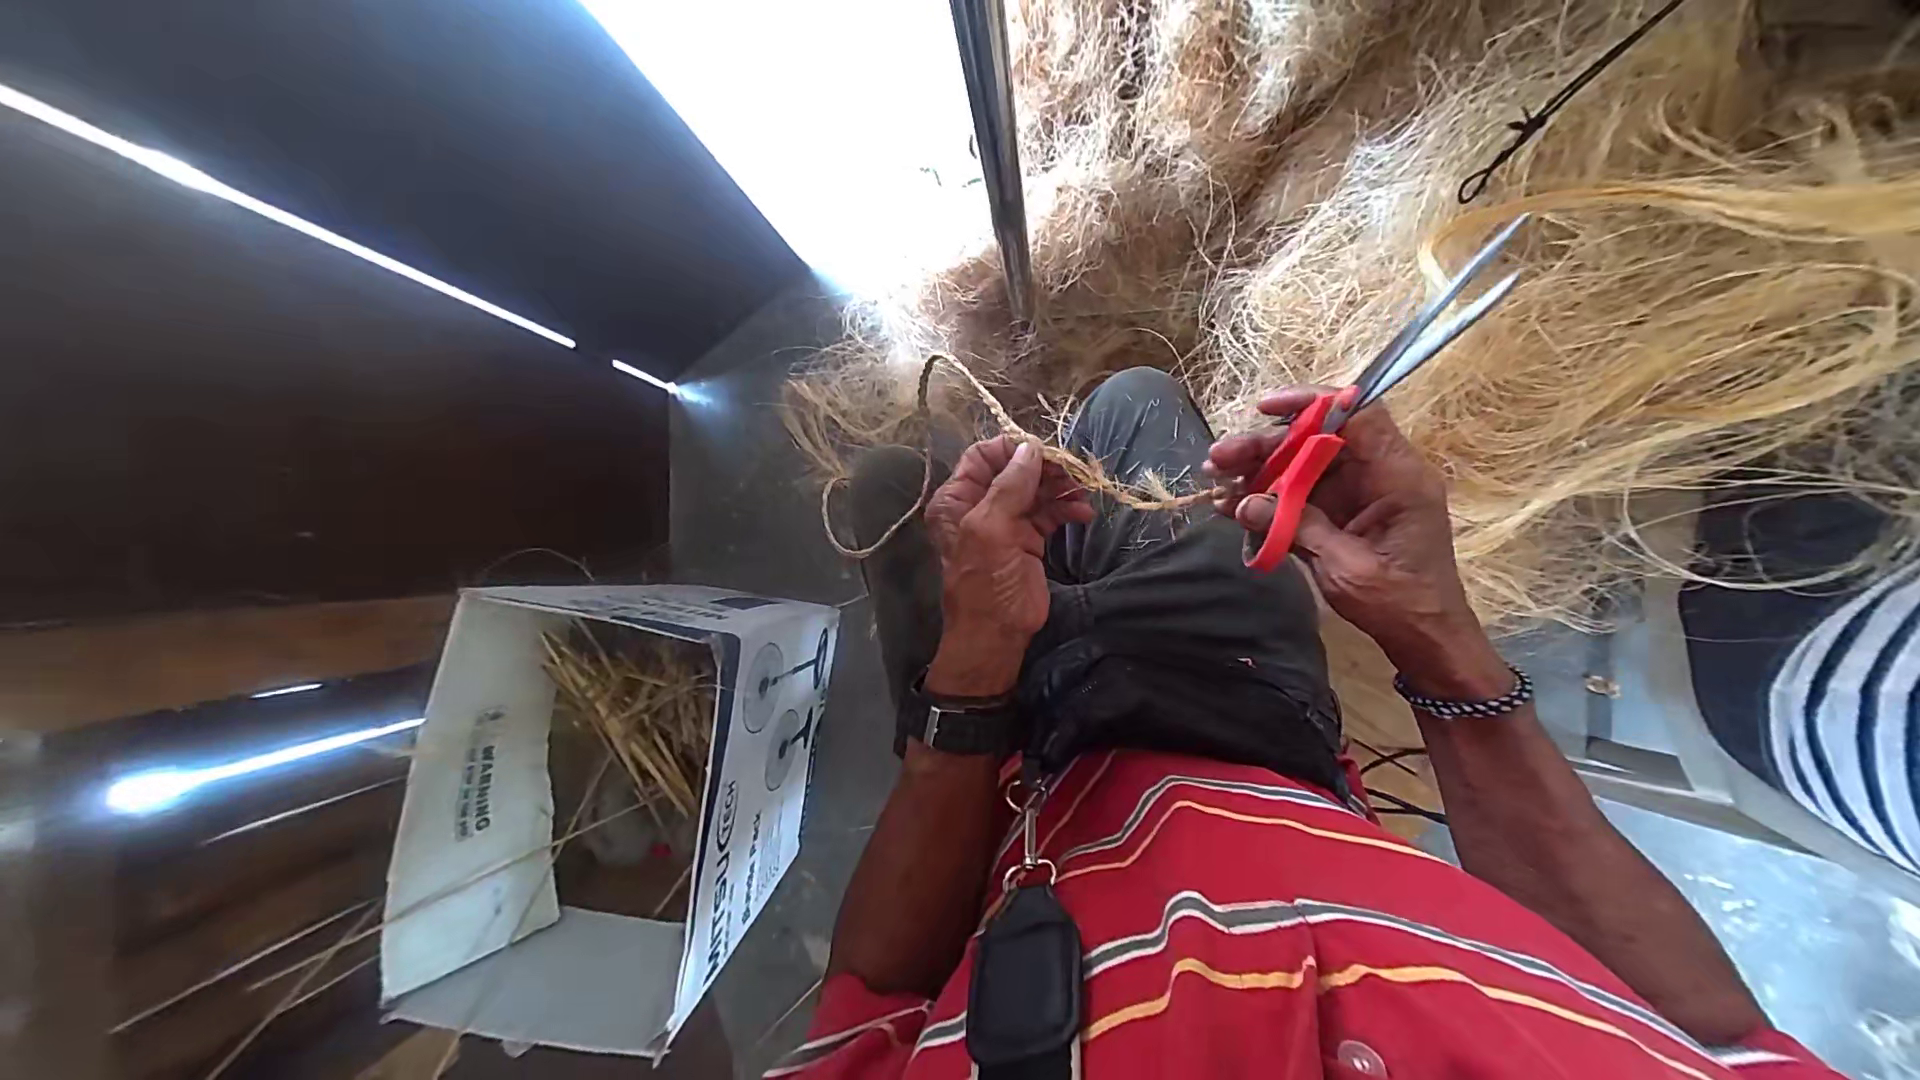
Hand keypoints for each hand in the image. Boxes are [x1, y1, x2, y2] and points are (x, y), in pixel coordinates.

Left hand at [922, 436, 1092, 694]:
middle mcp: (979, 505)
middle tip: (1073, 473)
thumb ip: (1009, 487)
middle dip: (1045, 468)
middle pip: (1015, 470)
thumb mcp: (991, 529)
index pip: (983, 456)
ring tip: (1082, 495)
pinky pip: (1049, 513)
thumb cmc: (985, 583)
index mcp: (957, 499)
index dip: (1012, 449)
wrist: (997, 634)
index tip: (1043, 451)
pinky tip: (1083, 514)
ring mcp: (1005, 522)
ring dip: (1061, 488)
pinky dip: (1066, 510)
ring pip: (1035, 490)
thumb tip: (1031, 449)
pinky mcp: (1028, 539)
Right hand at [1205, 388, 1508, 698]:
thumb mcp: (1348, 566)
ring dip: (1255, 471)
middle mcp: (1373, 475)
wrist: (1420, 638)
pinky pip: (1293, 496)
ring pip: (1297, 466)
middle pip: (1314, 440)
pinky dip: (1262, 500)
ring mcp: (1351, 495)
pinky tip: (1229, 506)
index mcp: (1395, 476)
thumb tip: (1244, 502)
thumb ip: (1297, 528)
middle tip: (1217, 459)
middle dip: (1263, 446)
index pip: (1357, 415)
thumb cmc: (1399, 601)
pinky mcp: (1332, 515)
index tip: (1264, 410)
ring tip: (1215, 481)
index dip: (1311, 403)